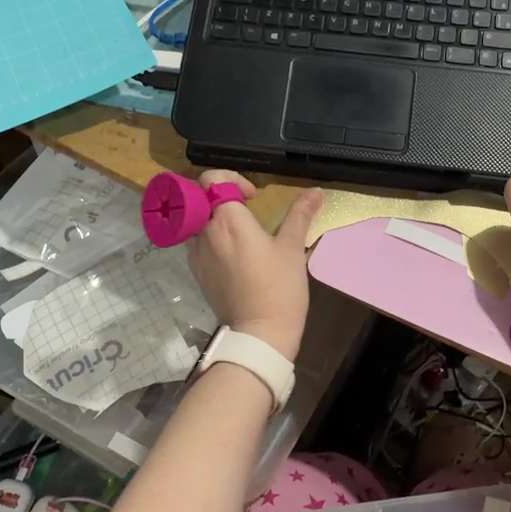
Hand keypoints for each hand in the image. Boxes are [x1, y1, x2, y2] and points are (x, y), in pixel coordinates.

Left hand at [185, 170, 323, 359]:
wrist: (260, 333)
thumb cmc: (280, 287)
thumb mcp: (293, 247)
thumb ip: (300, 214)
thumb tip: (316, 191)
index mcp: (228, 220)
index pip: (212, 179)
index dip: (231, 178)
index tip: (252, 196)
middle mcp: (205, 232)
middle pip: (199, 197)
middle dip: (221, 196)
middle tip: (245, 209)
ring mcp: (196, 253)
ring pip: (194, 220)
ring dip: (212, 217)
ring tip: (239, 231)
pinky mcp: (196, 272)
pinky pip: (196, 242)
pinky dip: (209, 238)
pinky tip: (232, 253)